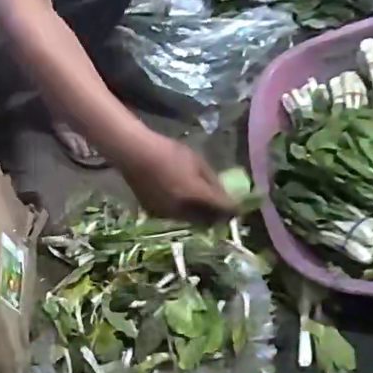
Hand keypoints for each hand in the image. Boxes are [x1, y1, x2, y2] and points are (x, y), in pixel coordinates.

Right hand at [117, 132, 235, 224]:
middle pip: (205, 220)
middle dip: (215, 216)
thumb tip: (223, 194)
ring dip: (198, 215)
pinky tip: (181, 201)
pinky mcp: (154, 213)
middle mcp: (182, 210)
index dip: (233, 209)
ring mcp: (166, 214)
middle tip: (221, 210)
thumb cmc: (168, 152)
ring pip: (189, 220)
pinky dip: (182, 212)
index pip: (222, 208)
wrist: (134, 155)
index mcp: (195, 195)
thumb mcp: (197, 161)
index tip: (239, 209)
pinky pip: (174, 216)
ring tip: (202, 206)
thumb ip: (212, 181)